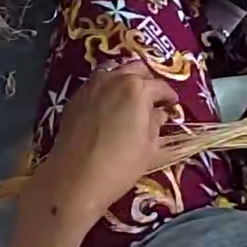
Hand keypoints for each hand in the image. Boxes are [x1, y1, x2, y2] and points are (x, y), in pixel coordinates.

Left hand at [20, 61, 176, 230]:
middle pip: (136, 69)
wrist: (75, 177)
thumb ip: (156, 123)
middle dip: (147, 81)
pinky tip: (109, 104)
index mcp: (137, 89)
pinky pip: (96, 83)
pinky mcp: (76, 95)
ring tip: (130, 97)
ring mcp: (92, 84)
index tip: (172, 105)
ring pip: (114, 71)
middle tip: (152, 98)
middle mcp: (114, 78)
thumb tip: (159, 112)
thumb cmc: (119, 165)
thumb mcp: (149, 147)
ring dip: (125, 79)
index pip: (160, 86)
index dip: (169, 96)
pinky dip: (107, 87)